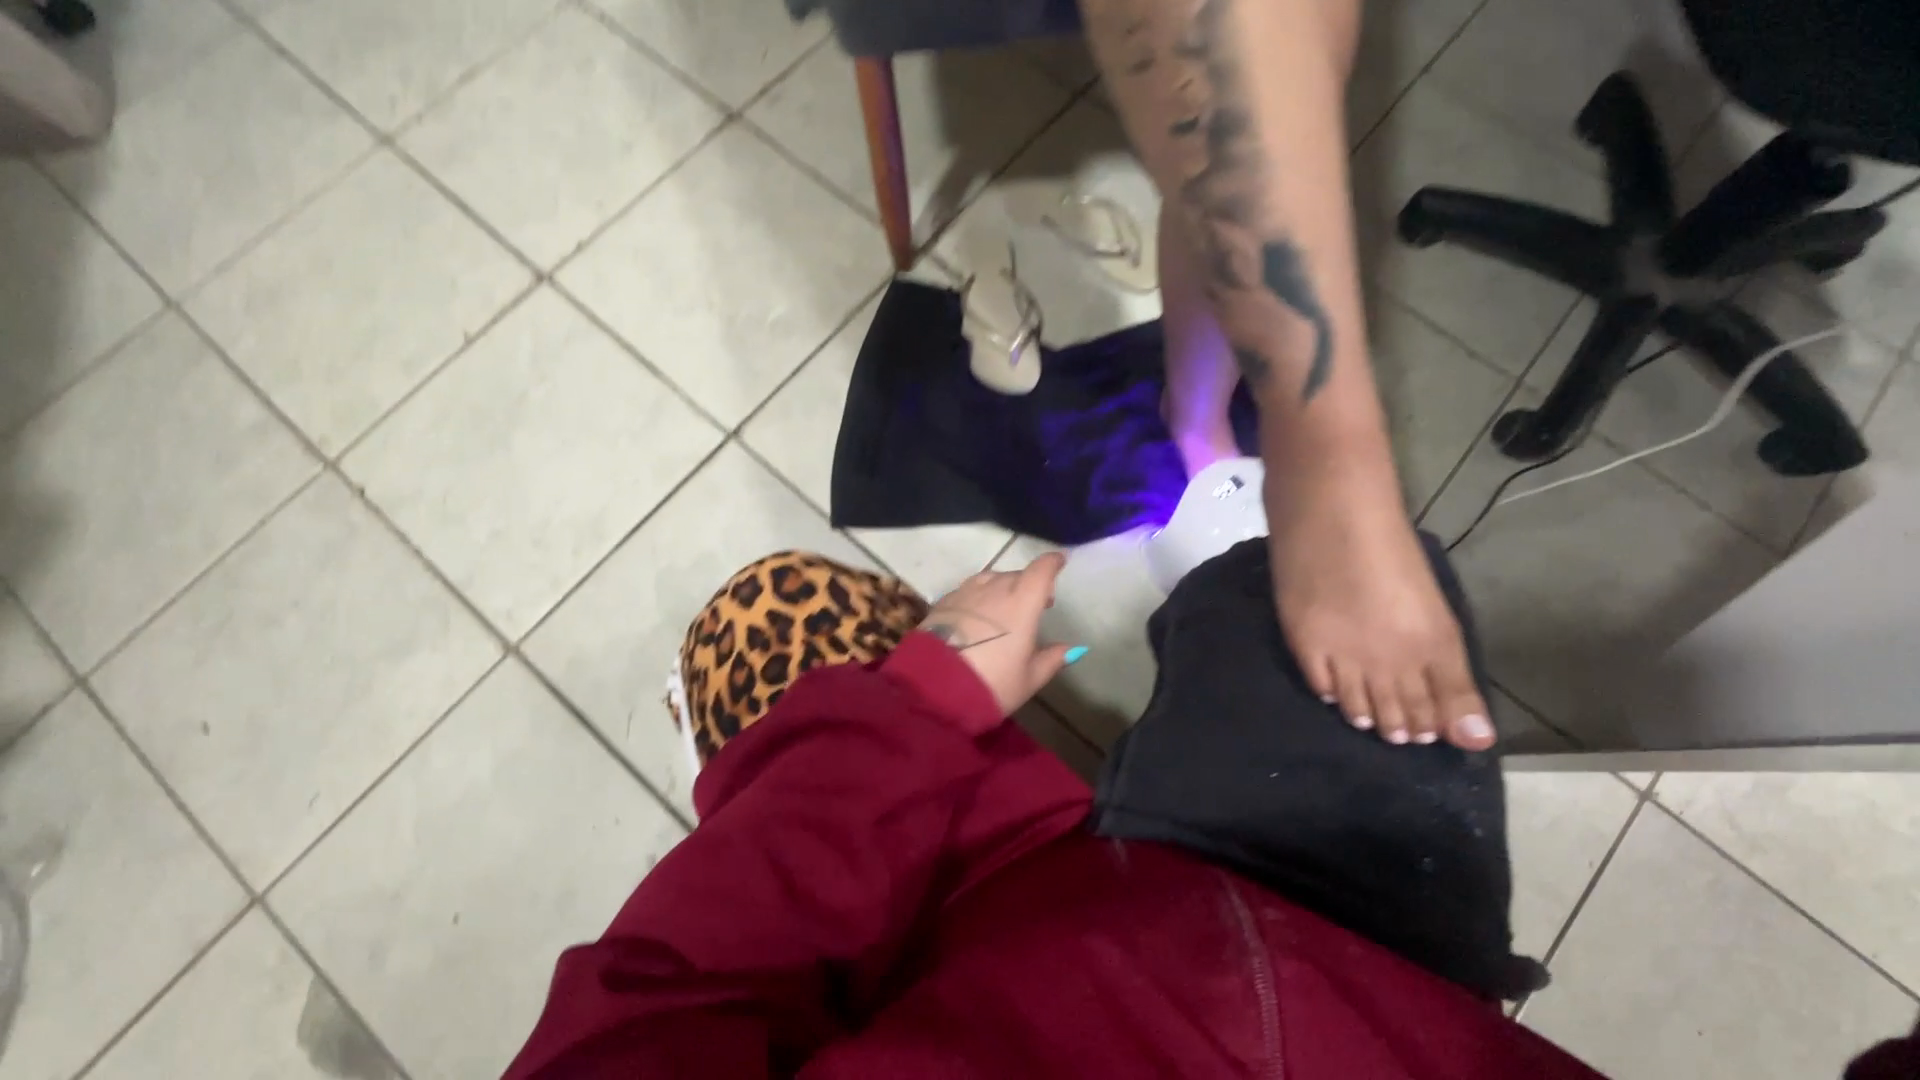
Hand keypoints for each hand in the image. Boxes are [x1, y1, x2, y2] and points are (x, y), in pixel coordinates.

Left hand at [918, 553, 1081, 714]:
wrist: (935, 689)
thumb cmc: (991, 684)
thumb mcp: (1028, 678)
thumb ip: (1052, 659)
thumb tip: (1073, 649)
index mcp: (1021, 603)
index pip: (1041, 571)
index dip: (1051, 563)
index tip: (1059, 562)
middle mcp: (993, 589)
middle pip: (1016, 575)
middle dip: (1029, 583)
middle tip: (1036, 602)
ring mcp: (965, 594)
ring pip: (989, 579)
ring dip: (1002, 586)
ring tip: (1005, 606)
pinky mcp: (943, 604)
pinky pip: (968, 590)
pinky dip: (979, 596)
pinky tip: (977, 614)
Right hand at [1264, 465, 1495, 749]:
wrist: (1333, 511)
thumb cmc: (1390, 544)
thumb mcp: (1435, 605)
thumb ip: (1450, 672)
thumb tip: (1476, 738)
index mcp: (1433, 646)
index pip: (1441, 709)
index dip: (1441, 726)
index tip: (1436, 734)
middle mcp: (1391, 660)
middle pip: (1400, 711)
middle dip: (1407, 726)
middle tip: (1404, 735)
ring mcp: (1344, 654)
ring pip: (1361, 705)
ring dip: (1372, 717)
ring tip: (1374, 724)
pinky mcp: (1305, 644)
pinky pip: (1321, 686)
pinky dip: (1332, 696)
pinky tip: (1335, 698)